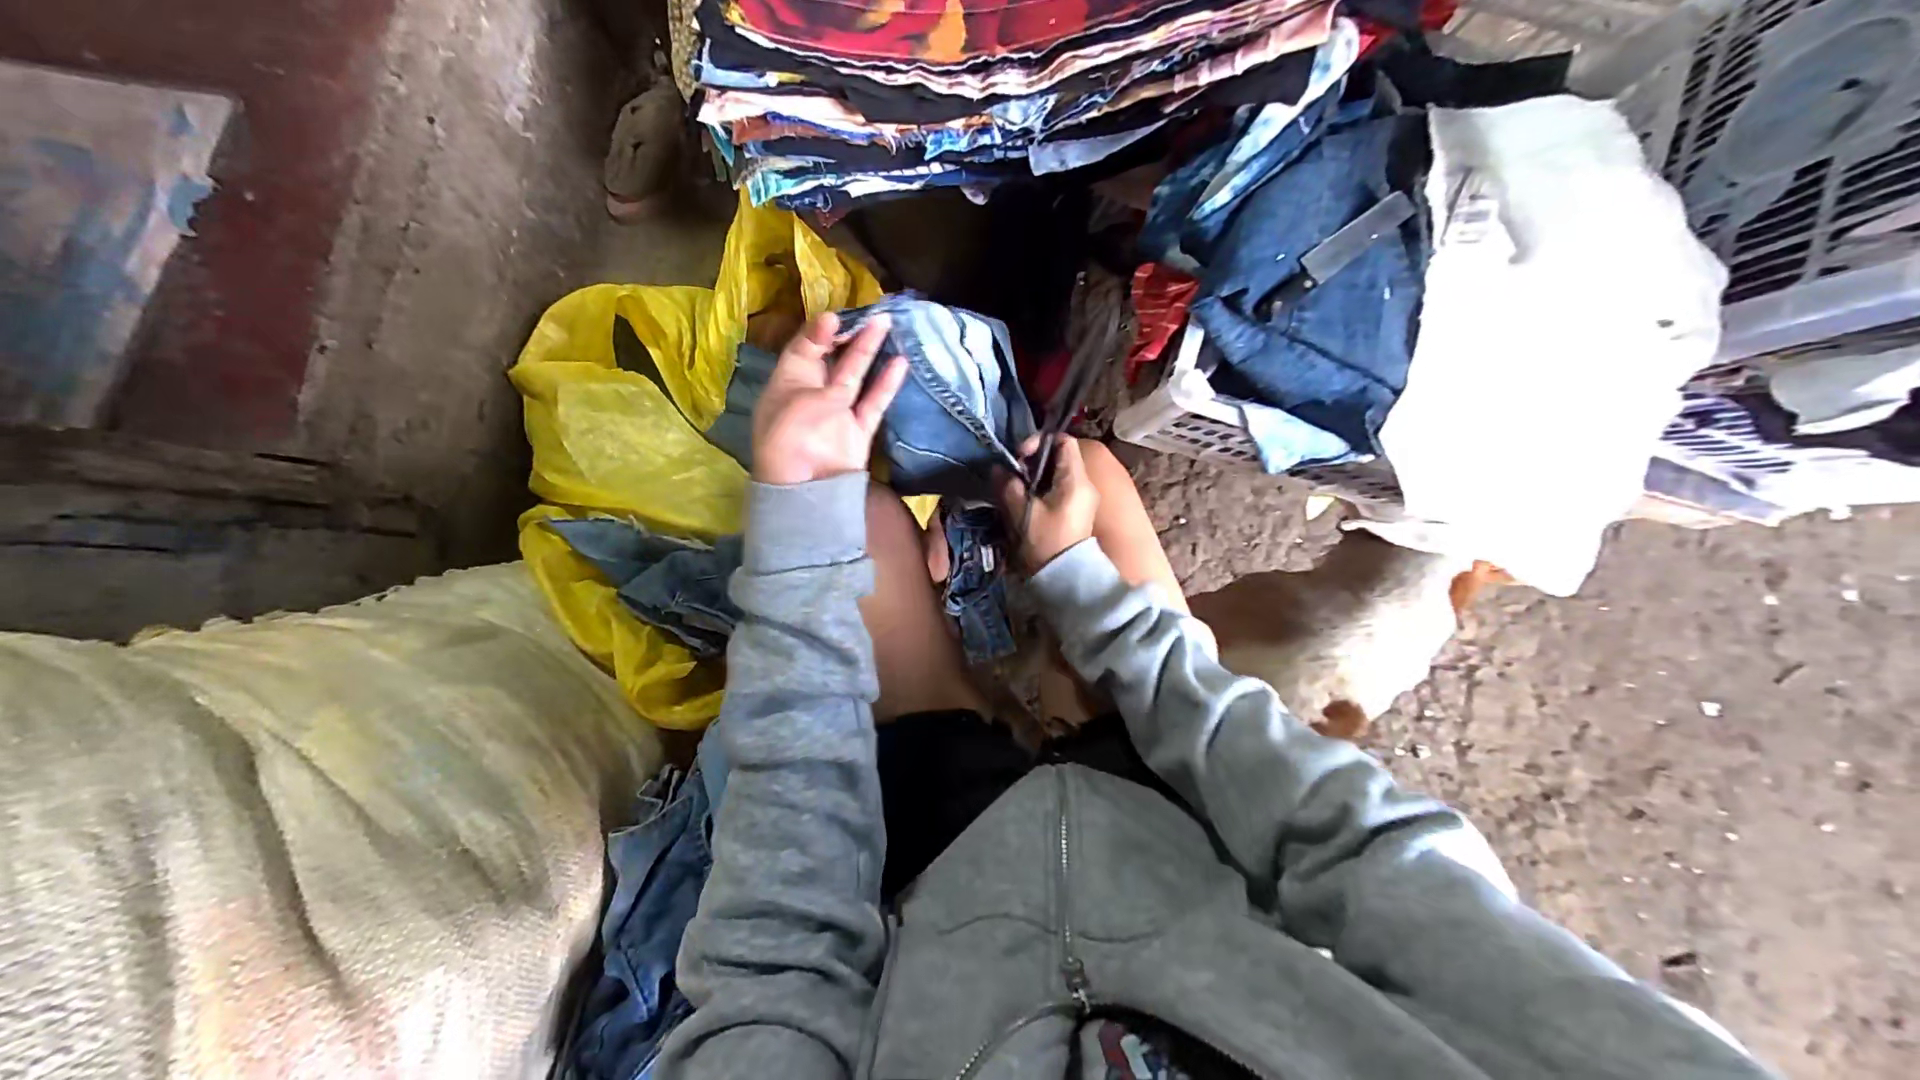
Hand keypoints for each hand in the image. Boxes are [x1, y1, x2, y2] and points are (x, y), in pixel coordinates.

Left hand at [751, 312, 907, 485]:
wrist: (803, 487)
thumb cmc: (787, 433)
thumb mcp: (792, 387)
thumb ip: (811, 350)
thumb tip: (829, 317)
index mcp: (787, 383)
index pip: (805, 349)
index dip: (821, 332)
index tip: (838, 316)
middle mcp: (813, 394)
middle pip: (833, 359)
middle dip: (850, 335)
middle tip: (872, 311)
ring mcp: (838, 413)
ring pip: (857, 375)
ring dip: (871, 351)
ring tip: (887, 323)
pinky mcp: (859, 431)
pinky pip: (874, 403)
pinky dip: (887, 384)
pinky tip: (901, 362)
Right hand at [998, 434, 1099, 570]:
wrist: (1065, 577)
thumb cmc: (1046, 542)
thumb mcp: (1022, 512)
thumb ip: (1009, 486)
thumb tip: (998, 468)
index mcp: (1076, 480)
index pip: (1065, 441)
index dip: (1040, 441)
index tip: (1021, 455)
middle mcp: (1086, 484)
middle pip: (1061, 455)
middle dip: (1036, 459)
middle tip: (1016, 471)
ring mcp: (1084, 497)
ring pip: (1060, 471)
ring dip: (1038, 473)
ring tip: (1019, 485)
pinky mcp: (1078, 509)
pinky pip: (1062, 486)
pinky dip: (1044, 486)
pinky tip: (1028, 498)